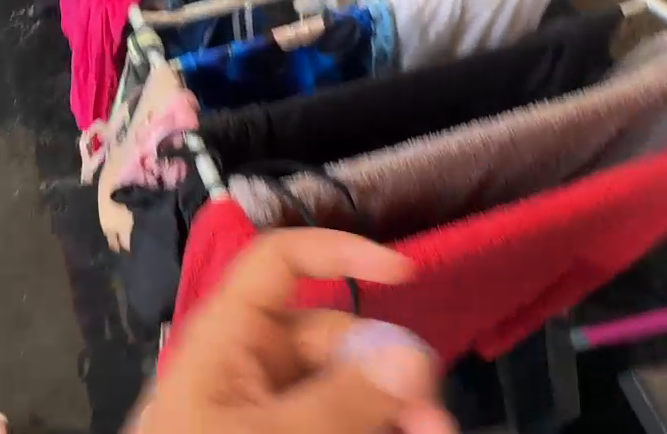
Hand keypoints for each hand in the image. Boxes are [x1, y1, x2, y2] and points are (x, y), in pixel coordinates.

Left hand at [133, 229, 455, 433]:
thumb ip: (341, 401)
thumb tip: (414, 354)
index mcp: (230, 330)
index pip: (280, 260)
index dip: (337, 251)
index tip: (403, 272)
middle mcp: (253, 354)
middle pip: (331, 335)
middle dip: (385, 368)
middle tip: (436, 423)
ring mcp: (269, 400)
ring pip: (344, 385)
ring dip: (389, 408)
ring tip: (431, 433)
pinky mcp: (285, 429)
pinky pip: (337, 418)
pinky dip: (368, 425)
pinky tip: (404, 433)